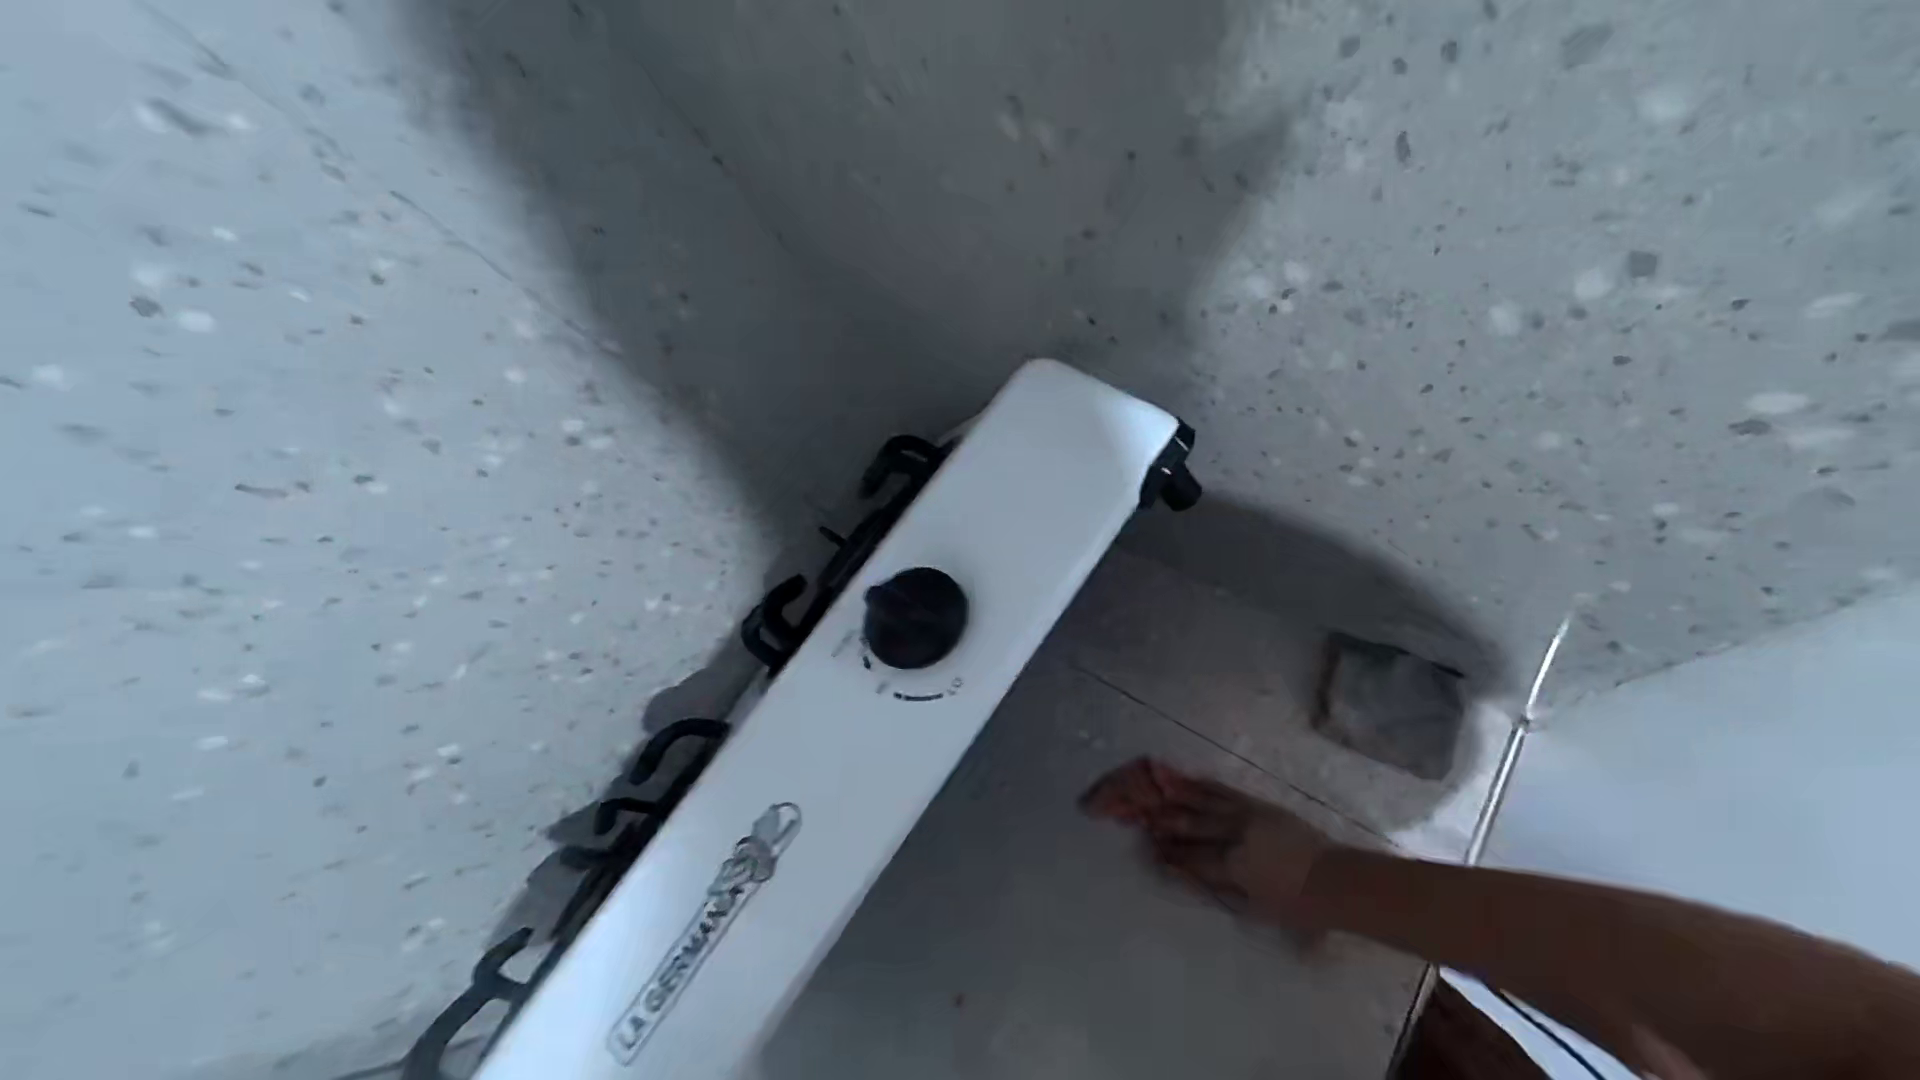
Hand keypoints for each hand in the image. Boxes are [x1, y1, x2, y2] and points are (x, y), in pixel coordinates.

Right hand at [1079, 758, 1341, 927]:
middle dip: (1144, 812)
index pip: (1184, 853)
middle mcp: (1232, 831)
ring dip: (1156, 790)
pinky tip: (1164, 774)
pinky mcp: (1249, 801)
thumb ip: (1207, 884)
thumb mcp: (1250, 908)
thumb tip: (1169, 866)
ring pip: (1190, 797)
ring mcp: (1240, 811)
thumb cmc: (1294, 905)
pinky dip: (1185, 780)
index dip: (1158, 848)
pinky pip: (1212, 787)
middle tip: (1110, 804)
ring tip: (1127, 782)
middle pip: (1179, 818)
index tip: (1131, 839)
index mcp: (1233, 863)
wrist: (1337, 880)